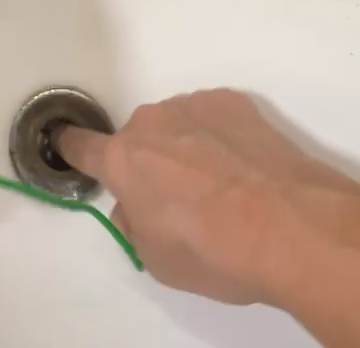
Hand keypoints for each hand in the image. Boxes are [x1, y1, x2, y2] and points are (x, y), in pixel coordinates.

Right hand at [56, 89, 358, 305]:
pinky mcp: (231, 101)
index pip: (79, 145)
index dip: (72, 148)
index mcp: (122, 160)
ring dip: (186, 147)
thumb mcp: (157, 259)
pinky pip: (212, 117)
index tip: (69, 146)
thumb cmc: (215, 250)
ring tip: (224, 186)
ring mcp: (192, 105)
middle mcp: (149, 123)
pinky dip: (221, 136)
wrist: (290, 225)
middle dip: (150, 162)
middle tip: (181, 198)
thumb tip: (134, 206)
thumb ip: (133, 223)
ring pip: (176, 125)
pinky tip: (246, 167)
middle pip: (137, 138)